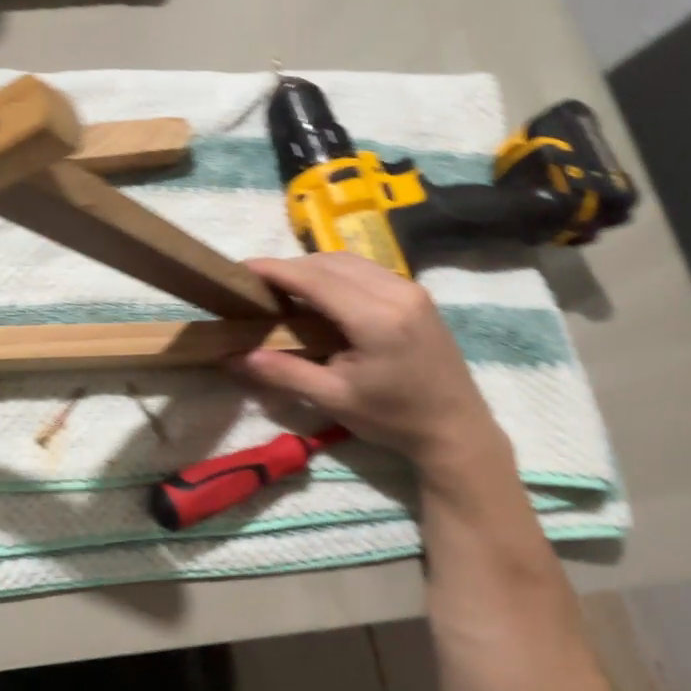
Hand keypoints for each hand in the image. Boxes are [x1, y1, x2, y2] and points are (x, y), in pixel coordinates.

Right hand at [229, 253, 500, 465]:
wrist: (455, 429)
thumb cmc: (392, 418)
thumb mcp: (333, 398)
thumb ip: (283, 372)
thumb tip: (235, 356)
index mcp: (376, 318)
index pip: (315, 278)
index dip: (275, 270)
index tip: (241, 270)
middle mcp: (397, 292)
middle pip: (331, 263)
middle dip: (290, 267)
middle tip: (256, 284)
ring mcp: (411, 290)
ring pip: (350, 261)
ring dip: (313, 268)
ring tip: (283, 287)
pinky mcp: (417, 295)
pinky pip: (368, 270)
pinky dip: (337, 274)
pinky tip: (320, 293)